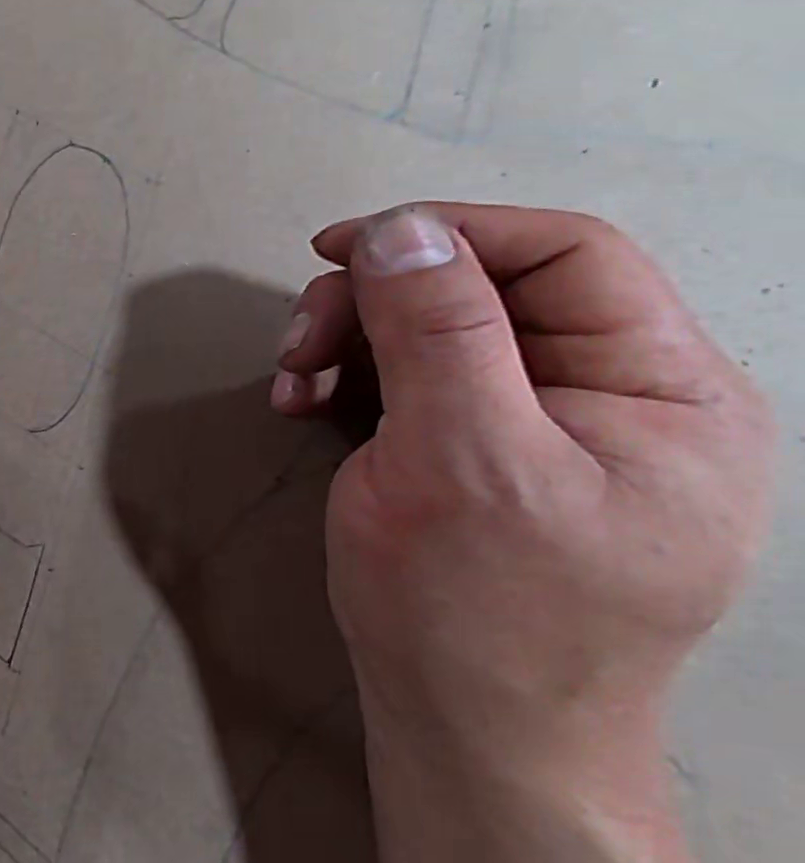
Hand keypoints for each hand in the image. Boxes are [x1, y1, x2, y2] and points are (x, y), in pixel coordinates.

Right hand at [274, 204, 774, 857]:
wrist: (463, 721)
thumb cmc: (478, 605)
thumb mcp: (459, 460)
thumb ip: (437, 334)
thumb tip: (400, 229)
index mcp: (657, 389)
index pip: (562, 255)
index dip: (446, 233)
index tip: (339, 247)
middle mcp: (601, 391)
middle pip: (477, 289)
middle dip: (372, 303)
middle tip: (299, 343)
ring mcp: (526, 418)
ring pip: (425, 327)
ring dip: (344, 339)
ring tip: (293, 383)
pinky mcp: (462, 440)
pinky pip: (400, 373)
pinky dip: (342, 376)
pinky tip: (304, 402)